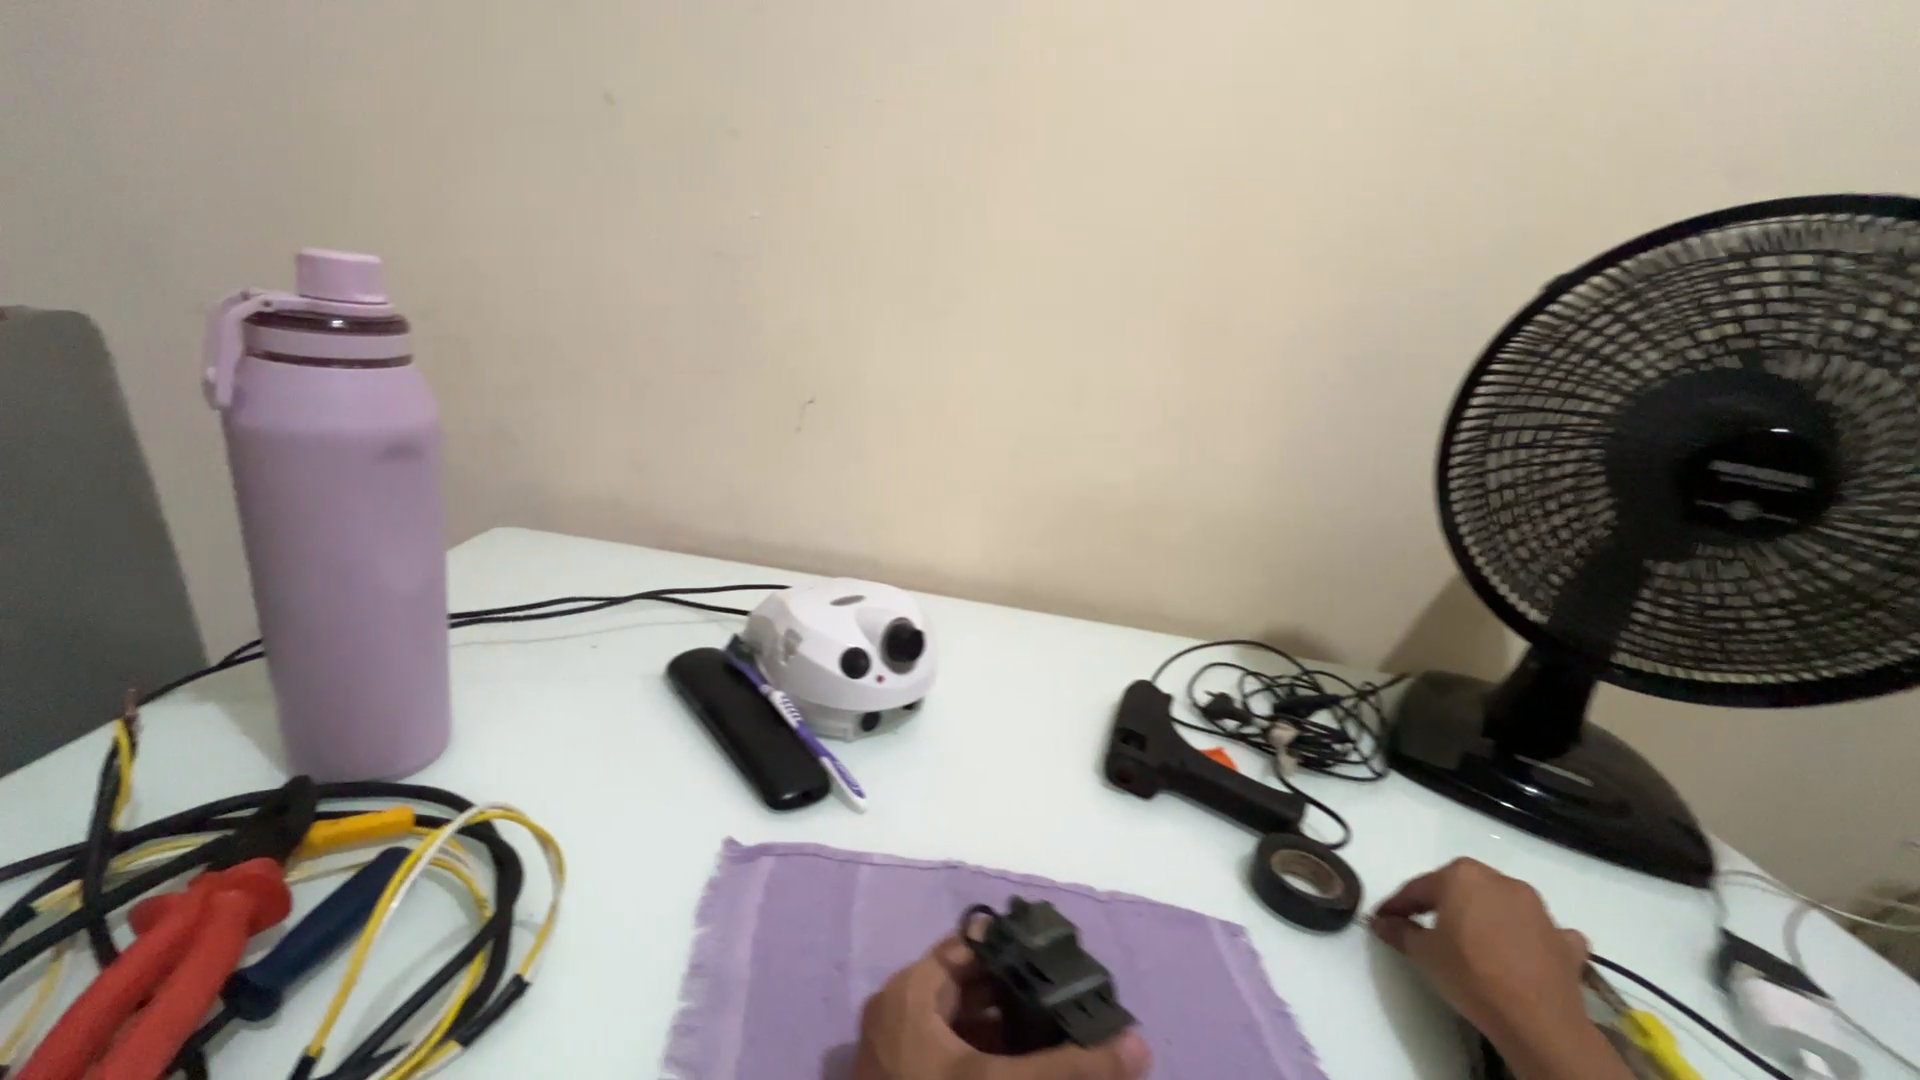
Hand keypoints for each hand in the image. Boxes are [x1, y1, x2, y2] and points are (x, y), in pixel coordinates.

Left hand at [852, 936, 1152, 1079]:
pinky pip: (960, 1052)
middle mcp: (904, 1011)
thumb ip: (1066, 1068)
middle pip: (972, 982)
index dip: (1016, 945)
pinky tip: (1036, 1061)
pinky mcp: (915, 1077)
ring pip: (970, 1020)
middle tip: (1077, 993)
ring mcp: (906, 1050)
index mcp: (911, 992)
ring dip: (1014, 1024)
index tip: (1064, 953)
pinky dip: (997, 1053)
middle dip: (1024, 988)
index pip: (971, 945)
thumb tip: (1137, 1045)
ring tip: (1067, 1024)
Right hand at [1372, 859, 1628, 1079]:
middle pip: (1463, 888)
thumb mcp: (1423, 953)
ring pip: (1503, 903)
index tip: (1384, 919)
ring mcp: (1539, 908)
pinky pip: (1543, 929)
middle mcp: (1501, 881)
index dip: (1398, 905)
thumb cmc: (1470, 975)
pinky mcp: (1565, 938)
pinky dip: (1531, 936)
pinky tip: (1524, 951)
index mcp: (1462, 876)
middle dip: (1444, 903)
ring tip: (1474, 939)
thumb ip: (1399, 931)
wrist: (1537, 1020)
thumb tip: (1382, 922)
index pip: (1419, 888)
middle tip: (1426, 925)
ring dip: (1487, 915)